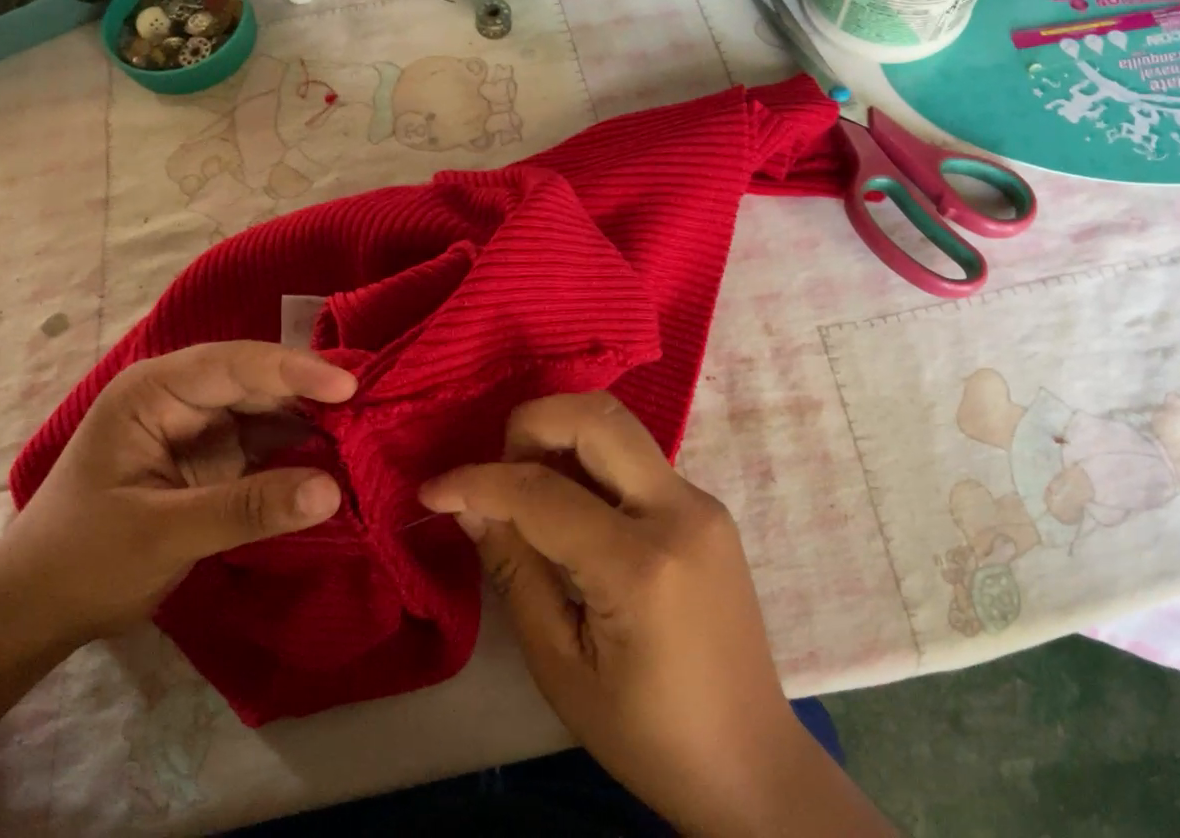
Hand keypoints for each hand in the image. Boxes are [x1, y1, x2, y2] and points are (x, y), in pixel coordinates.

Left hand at [0, 342, 356, 644]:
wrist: (38, 611)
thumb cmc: (82, 560)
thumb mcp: (162, 533)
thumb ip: (247, 508)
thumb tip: (333, 490)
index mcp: (153, 394)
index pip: (232, 365)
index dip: (294, 371)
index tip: (350, 387)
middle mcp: (182, 400)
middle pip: (261, 383)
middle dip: (316, 396)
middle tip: (379, 409)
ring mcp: (202, 432)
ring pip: (272, 414)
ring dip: (318, 426)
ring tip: (374, 434)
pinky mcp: (217, 465)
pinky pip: (271, 449)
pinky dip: (306, 456)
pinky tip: (344, 463)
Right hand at [420, 393, 891, 836]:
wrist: (749, 760)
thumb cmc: (647, 733)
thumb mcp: (560, 664)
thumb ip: (515, 571)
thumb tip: (470, 506)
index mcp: (641, 565)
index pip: (542, 491)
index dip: (477, 482)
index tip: (431, 491)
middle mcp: (681, 513)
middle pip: (597, 418)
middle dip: (531, 423)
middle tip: (495, 471)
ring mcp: (704, 507)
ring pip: (622, 431)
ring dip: (563, 439)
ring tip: (524, 491)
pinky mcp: (710, 514)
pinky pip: (639, 463)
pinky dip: (592, 465)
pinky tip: (568, 508)